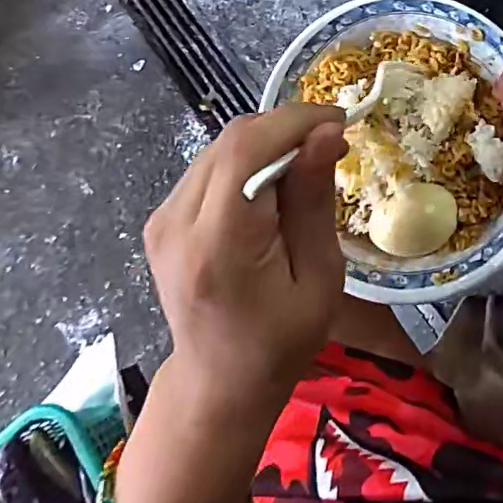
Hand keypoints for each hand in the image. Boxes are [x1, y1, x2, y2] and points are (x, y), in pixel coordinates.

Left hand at [143, 105, 347, 404]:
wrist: (220, 381)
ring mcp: (161, 218)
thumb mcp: (318, 276)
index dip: (295, 121)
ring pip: (221, 146)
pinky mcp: (162, 217)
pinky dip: (249, 160)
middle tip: (330, 143)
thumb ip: (314, 200)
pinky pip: (211, 165)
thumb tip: (326, 132)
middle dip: (286, 128)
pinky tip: (273, 184)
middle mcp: (176, 222)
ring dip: (269, 141)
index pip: (247, 149)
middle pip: (232, 140)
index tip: (340, 121)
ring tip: (306, 163)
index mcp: (217, 246)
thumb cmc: (281, 342)